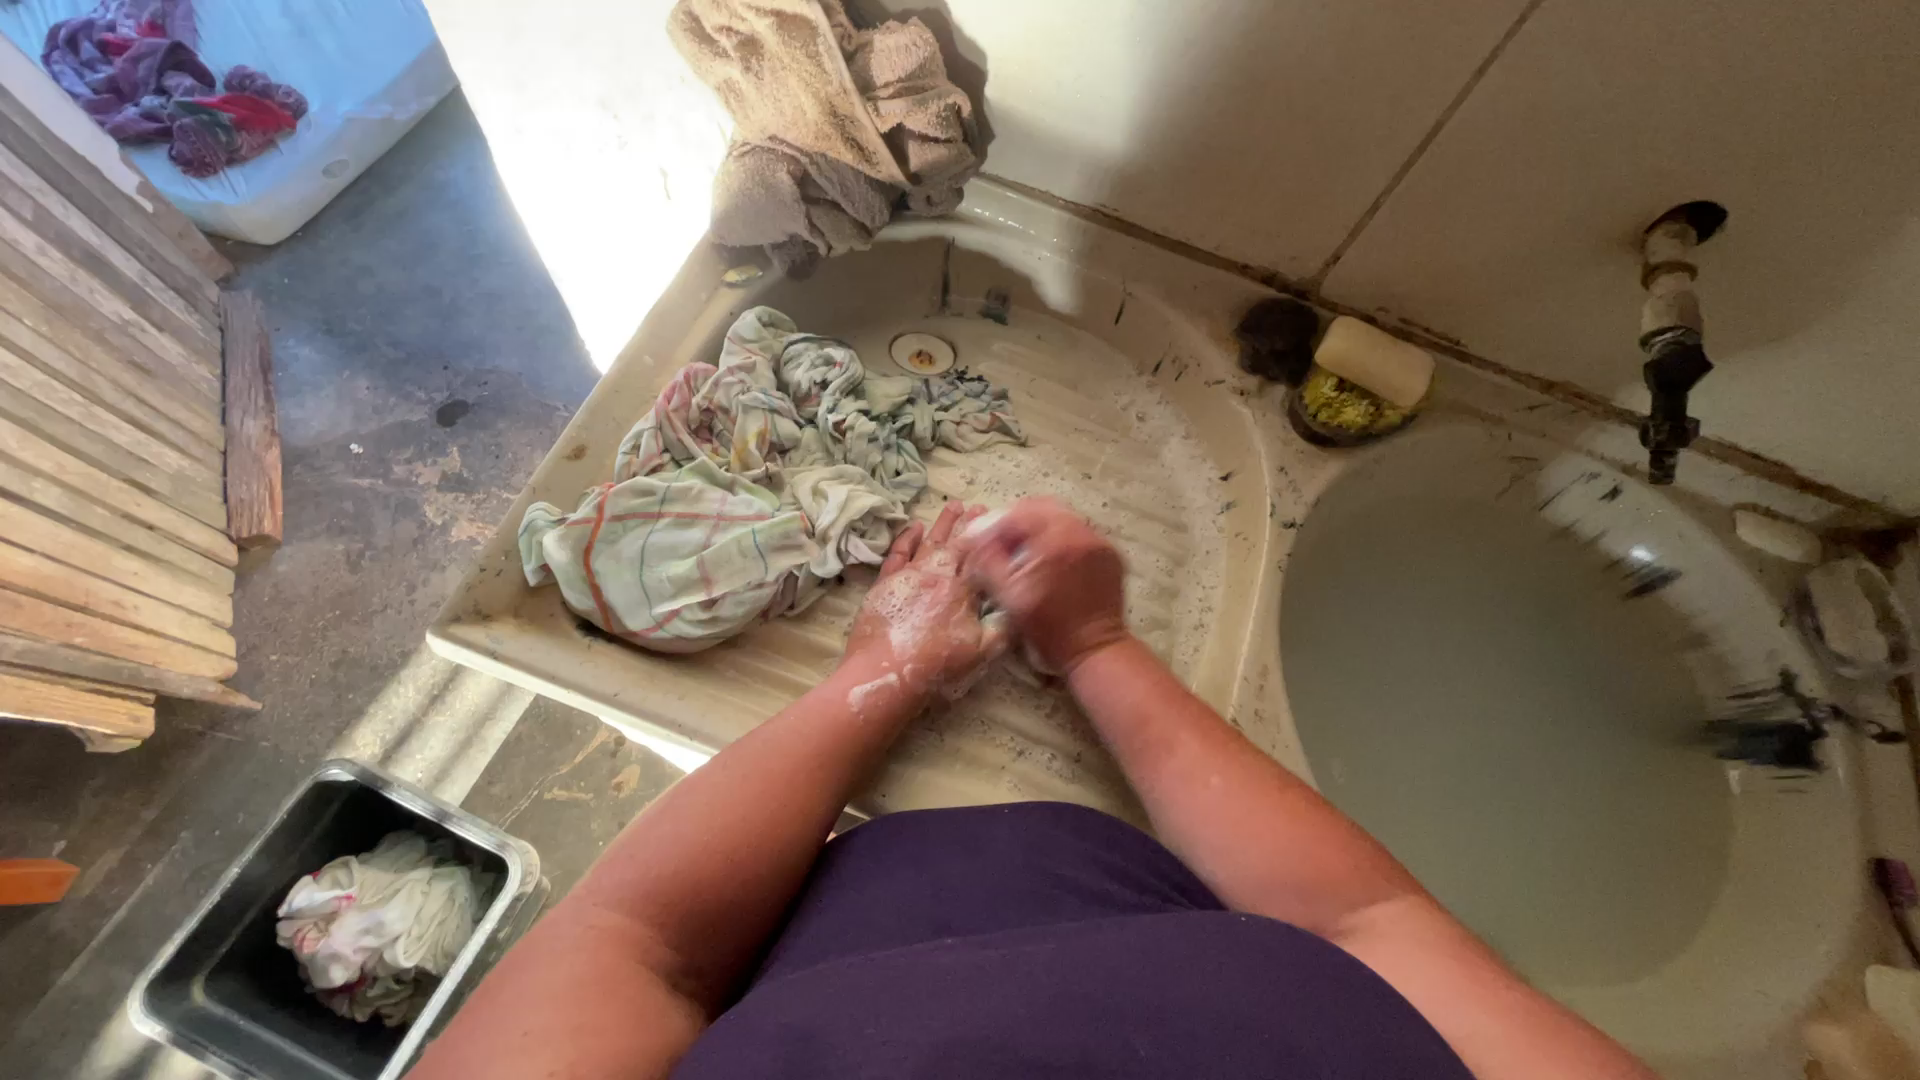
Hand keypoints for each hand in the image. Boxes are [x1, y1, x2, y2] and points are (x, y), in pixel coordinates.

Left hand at [840, 501, 1009, 709]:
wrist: (884, 675)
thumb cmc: (936, 666)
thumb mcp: (981, 653)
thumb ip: (1003, 628)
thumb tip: (1017, 608)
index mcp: (961, 588)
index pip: (979, 555)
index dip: (990, 538)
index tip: (999, 521)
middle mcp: (935, 574)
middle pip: (955, 543)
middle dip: (969, 525)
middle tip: (980, 507)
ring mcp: (907, 577)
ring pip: (929, 542)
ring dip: (942, 524)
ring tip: (954, 506)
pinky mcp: (885, 584)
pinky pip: (898, 553)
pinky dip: (907, 538)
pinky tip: (915, 527)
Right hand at [957, 497, 1131, 674]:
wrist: (1095, 650)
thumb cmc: (1049, 629)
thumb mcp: (1010, 597)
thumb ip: (989, 560)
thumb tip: (974, 535)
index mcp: (1056, 540)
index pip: (1019, 512)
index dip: (997, 524)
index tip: (986, 540)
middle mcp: (1081, 532)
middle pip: (1042, 507)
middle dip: (1019, 521)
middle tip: (1005, 543)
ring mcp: (1099, 542)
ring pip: (1062, 517)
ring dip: (1040, 528)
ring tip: (1027, 552)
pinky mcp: (1110, 553)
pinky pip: (1080, 533)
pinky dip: (1061, 538)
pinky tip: (1052, 560)